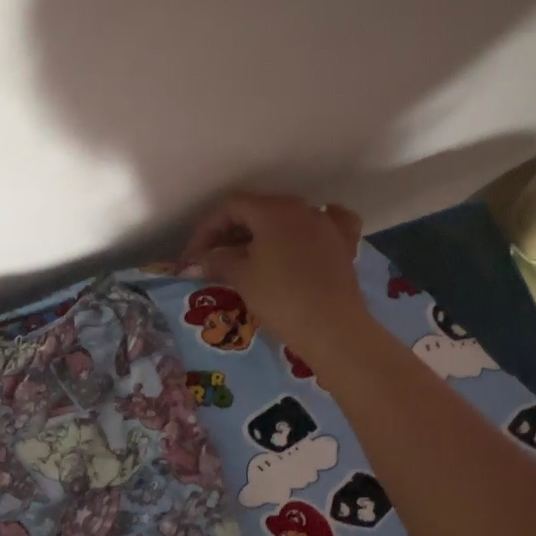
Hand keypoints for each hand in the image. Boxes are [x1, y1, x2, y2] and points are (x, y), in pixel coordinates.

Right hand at [181, 192, 379, 363]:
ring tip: (246, 256)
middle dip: (230, 232)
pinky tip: (305, 236)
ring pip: (287, 219)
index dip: (206, 229)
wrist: (331, 327)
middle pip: (257, 210)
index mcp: (273, 210)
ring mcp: (327, 224)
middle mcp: (302, 208)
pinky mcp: (343, 244)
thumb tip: (197, 261)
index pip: (230, 207)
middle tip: (212, 258)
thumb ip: (216, 261)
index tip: (192, 257)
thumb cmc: (280, 297)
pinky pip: (325, 225)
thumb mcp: (241, 277)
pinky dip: (308, 230)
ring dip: (261, 233)